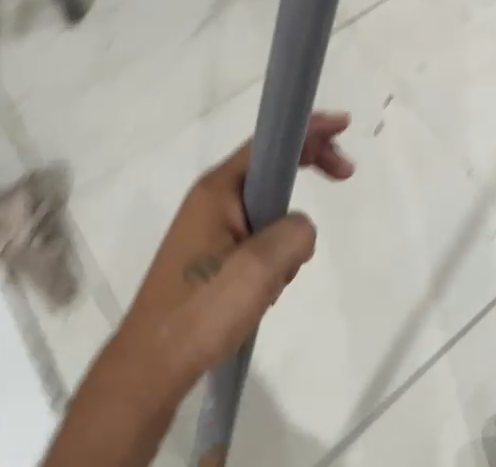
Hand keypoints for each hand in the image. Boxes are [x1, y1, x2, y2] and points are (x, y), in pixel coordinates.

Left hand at [123, 111, 355, 382]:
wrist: (150, 369)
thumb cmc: (201, 311)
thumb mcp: (261, 267)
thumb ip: (296, 232)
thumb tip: (301, 229)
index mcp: (217, 191)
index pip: (270, 142)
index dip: (310, 129)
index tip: (345, 126)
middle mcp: (210, 201)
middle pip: (272, 169)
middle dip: (310, 171)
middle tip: (345, 177)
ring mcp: (208, 231)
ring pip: (268, 212)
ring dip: (288, 235)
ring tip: (282, 276)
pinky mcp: (209, 261)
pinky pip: (256, 241)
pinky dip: (273, 257)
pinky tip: (267, 292)